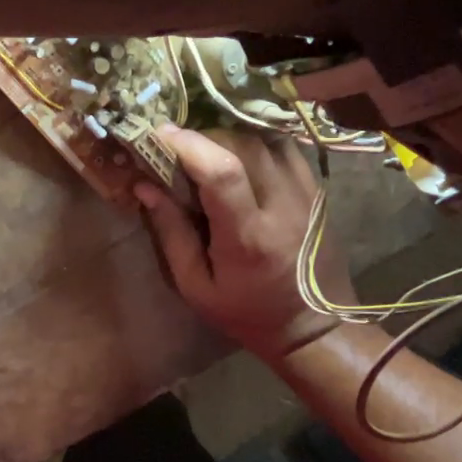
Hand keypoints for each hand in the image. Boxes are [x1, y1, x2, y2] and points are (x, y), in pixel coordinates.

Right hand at [136, 126, 354, 359]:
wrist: (314, 327)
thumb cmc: (245, 313)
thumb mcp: (195, 286)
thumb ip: (170, 233)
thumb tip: (145, 185)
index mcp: (247, 238)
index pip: (222, 173)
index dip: (188, 145)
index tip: (157, 134)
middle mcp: (282, 207)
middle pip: (242, 145)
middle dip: (203, 139)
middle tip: (177, 149)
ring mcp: (306, 194)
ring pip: (265, 139)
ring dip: (229, 136)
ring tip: (205, 153)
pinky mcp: (316, 189)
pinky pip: (284, 147)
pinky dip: (254, 142)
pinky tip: (236, 157)